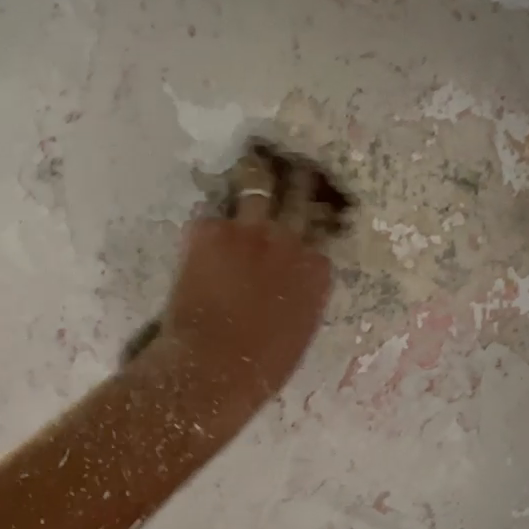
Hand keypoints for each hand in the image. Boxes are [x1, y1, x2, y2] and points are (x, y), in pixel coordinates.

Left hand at [156, 166, 333, 399]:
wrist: (213, 368)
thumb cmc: (261, 365)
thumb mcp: (300, 327)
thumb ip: (302, 291)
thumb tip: (292, 278)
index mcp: (316, 270)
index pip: (325, 227)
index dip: (318, 215)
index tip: (314, 208)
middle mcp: (289, 240)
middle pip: (299, 192)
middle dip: (299, 176)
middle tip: (294, 162)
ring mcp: (248, 231)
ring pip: (257, 183)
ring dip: (255, 171)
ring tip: (251, 160)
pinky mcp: (209, 230)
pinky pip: (210, 211)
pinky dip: (208, 216)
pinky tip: (204, 218)